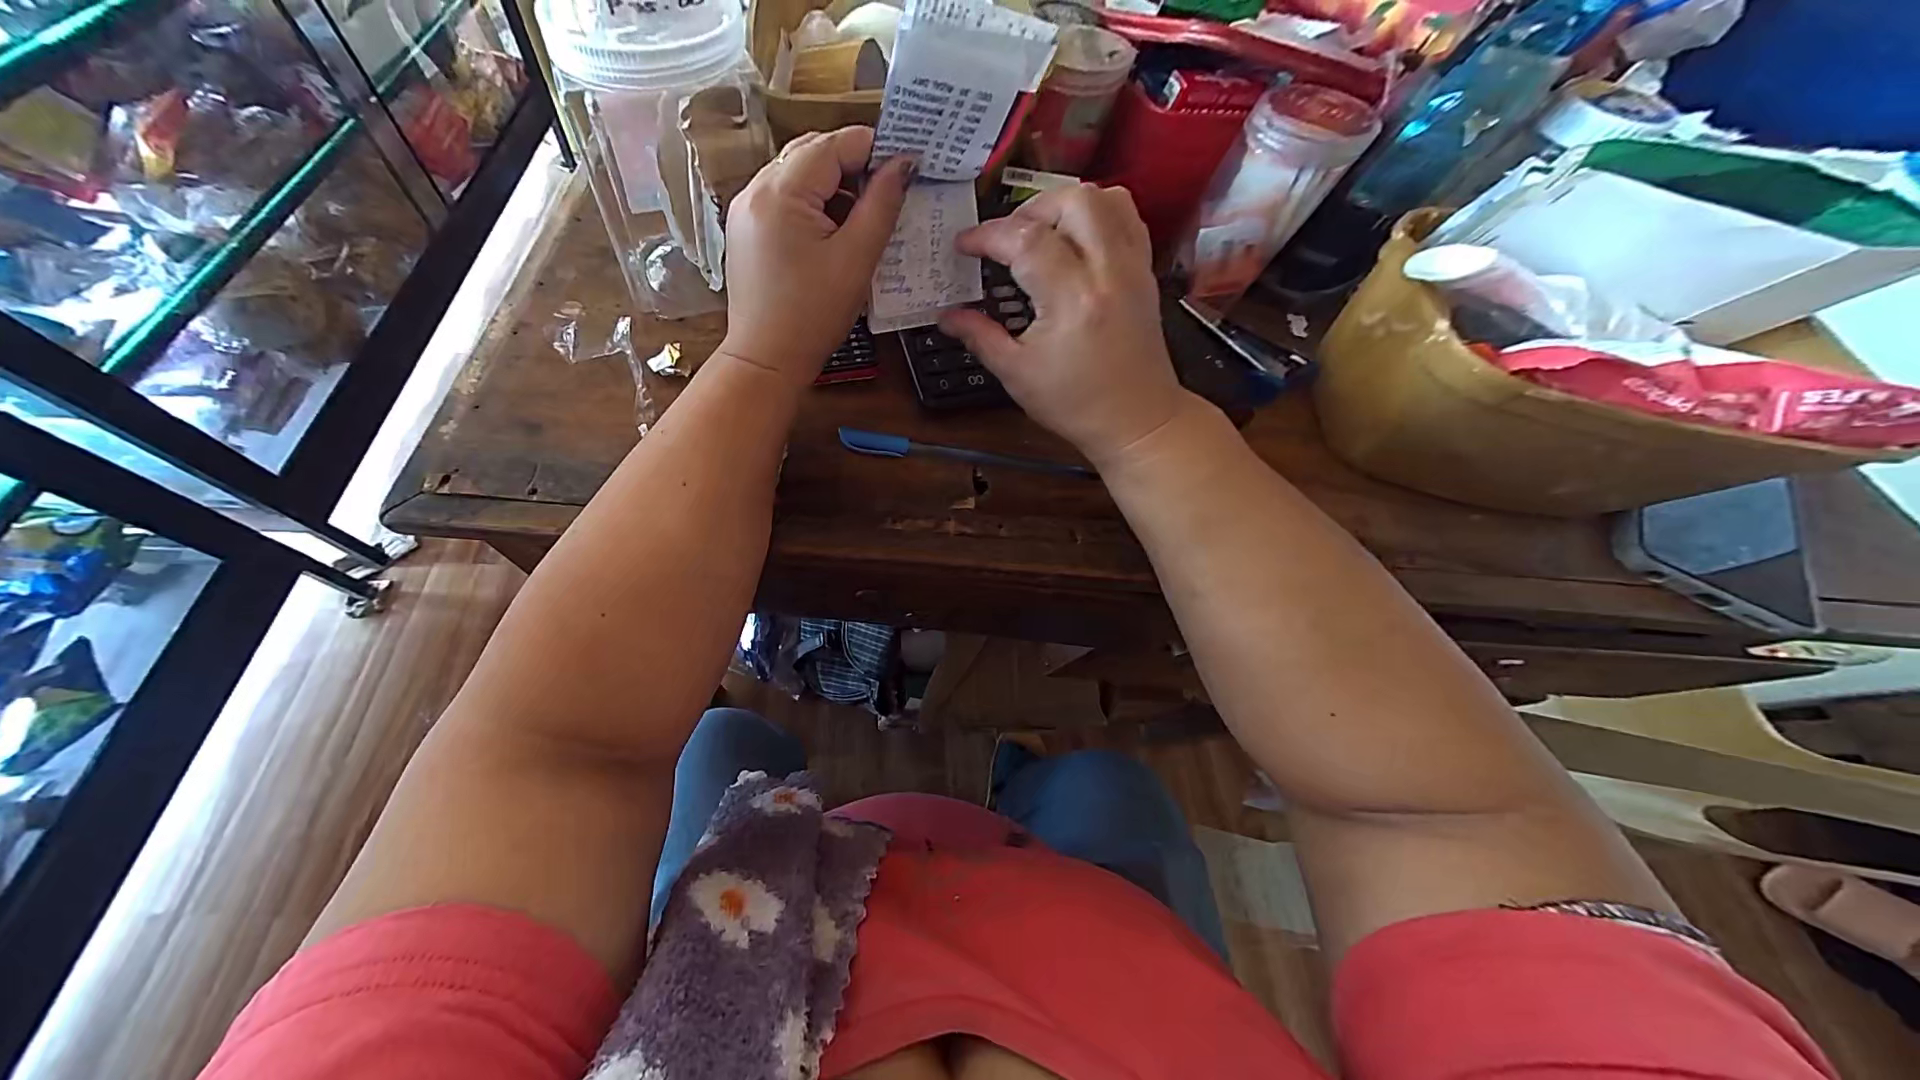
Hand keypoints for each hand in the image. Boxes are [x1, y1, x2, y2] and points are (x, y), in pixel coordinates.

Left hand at [720, 126, 912, 386]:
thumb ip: (881, 205)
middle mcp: (755, 189)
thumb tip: (903, 164)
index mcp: (781, 191)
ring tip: (861, 220)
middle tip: (887, 193)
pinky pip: (784, 199)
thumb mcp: (857, 258)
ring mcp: (745, 208)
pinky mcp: (745, 230)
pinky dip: (812, 205)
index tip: (904, 166)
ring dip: (833, 186)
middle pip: (811, 152)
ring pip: (798, 175)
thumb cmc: (814, 314)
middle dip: (852, 166)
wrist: (766, 358)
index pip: (833, 144)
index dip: (872, 149)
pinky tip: (832, 235)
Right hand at [939, 184, 1193, 466]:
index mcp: (1072, 301)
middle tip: (1008, 238)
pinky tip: (1075, 241)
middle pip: (1073, 200)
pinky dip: (1098, 215)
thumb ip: (980, 337)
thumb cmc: (1076, 405)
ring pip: (1106, 198)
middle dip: (1030, 209)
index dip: (988, 235)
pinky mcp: (1145, 273)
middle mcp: (1108, 273)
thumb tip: (947, 315)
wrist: (1137, 421)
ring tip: (1042, 234)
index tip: (966, 245)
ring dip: (1066, 205)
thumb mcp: (1017, 375)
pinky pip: (1127, 218)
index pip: (1026, 240)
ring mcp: (1133, 268)